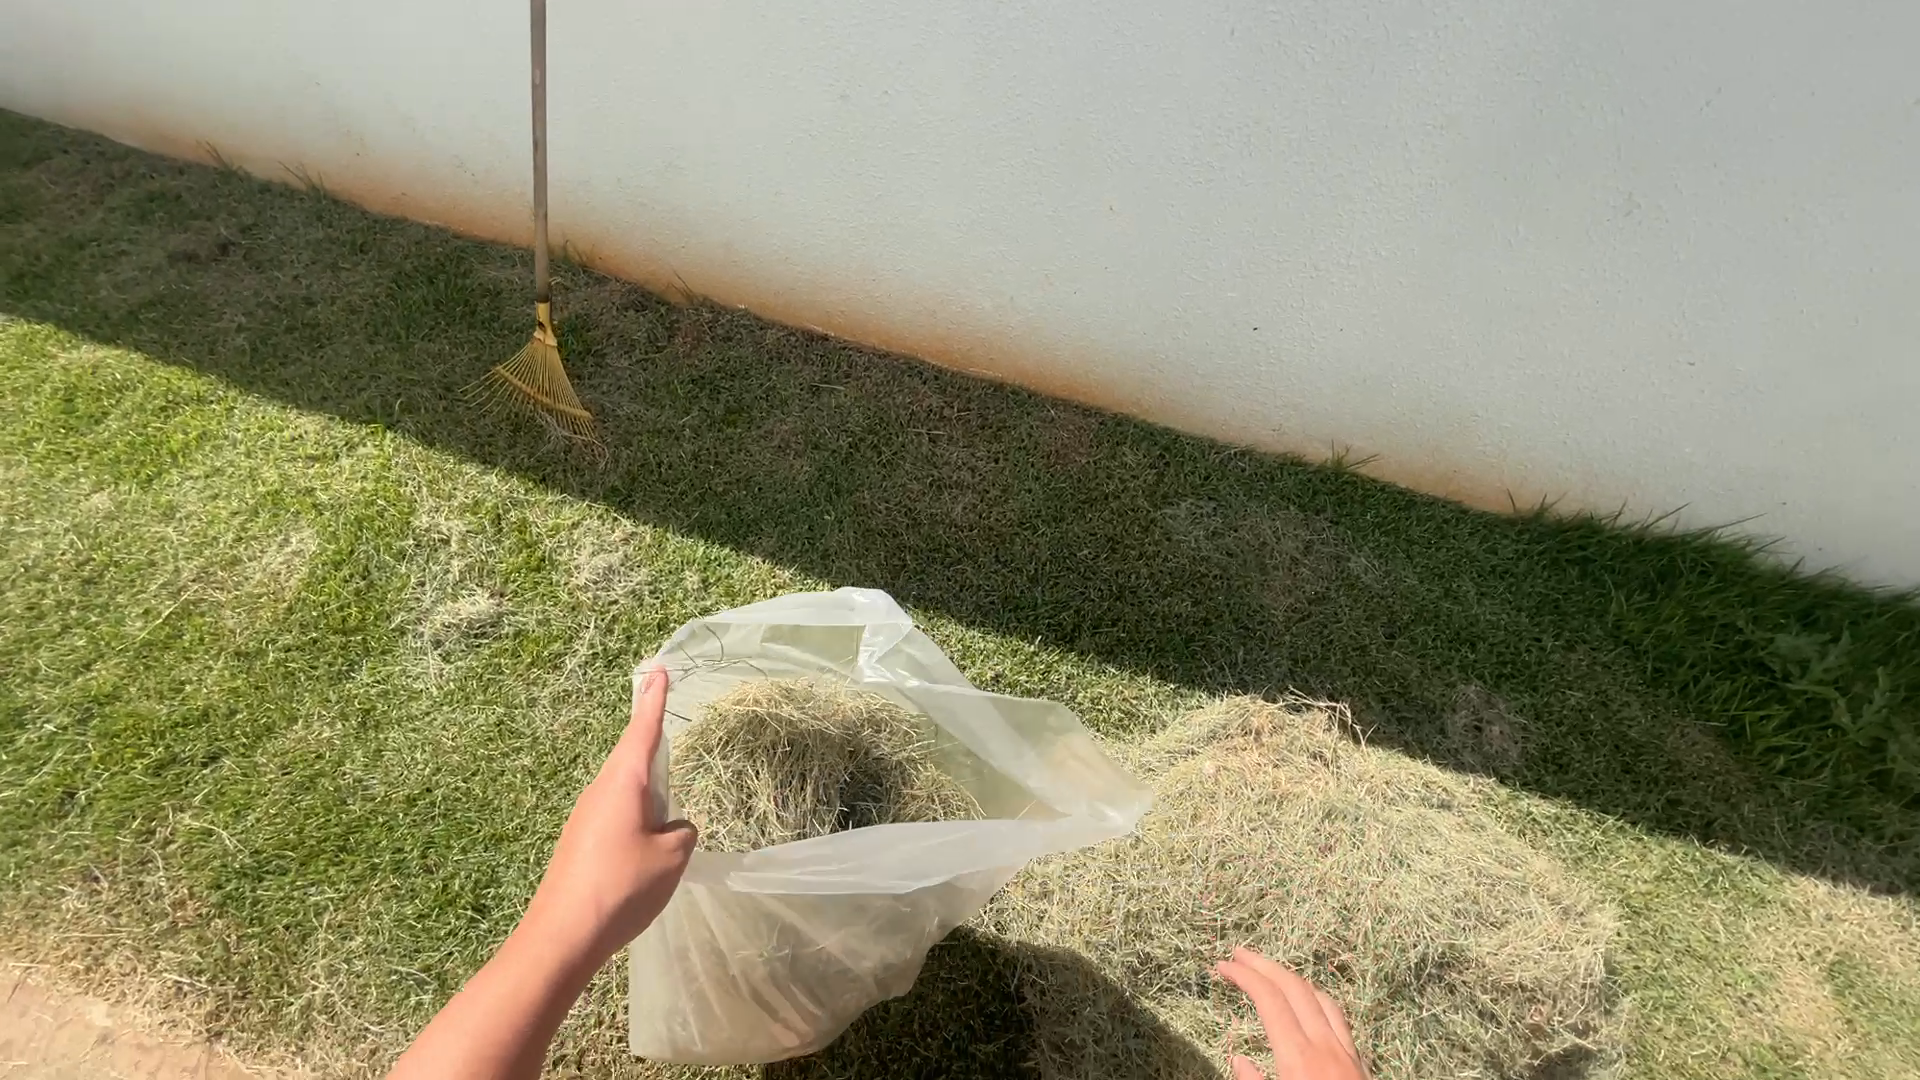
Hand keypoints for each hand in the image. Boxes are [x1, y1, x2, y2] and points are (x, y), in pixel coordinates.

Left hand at [519, 666, 696, 964]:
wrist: (560, 940)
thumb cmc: (622, 887)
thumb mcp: (671, 858)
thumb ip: (682, 833)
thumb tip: (674, 829)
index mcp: (623, 783)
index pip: (643, 729)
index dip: (654, 699)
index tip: (657, 668)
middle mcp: (600, 791)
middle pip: (630, 752)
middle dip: (648, 729)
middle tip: (660, 699)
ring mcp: (586, 817)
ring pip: (624, 785)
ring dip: (646, 778)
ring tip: (667, 782)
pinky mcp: (580, 842)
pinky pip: (616, 809)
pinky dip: (636, 806)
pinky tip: (648, 834)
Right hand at [1216, 947, 1367, 1079]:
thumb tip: (1239, 1061)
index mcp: (1298, 1057)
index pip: (1268, 997)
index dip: (1243, 975)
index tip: (1221, 965)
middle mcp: (1324, 1046)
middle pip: (1293, 986)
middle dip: (1263, 964)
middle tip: (1238, 954)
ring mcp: (1347, 1054)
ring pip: (1319, 996)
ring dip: (1290, 977)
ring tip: (1270, 972)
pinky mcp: (1362, 1066)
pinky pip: (1338, 1017)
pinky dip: (1315, 998)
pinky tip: (1308, 1005)